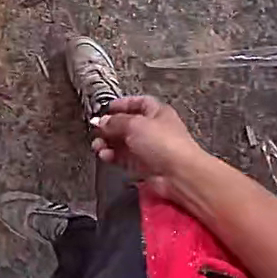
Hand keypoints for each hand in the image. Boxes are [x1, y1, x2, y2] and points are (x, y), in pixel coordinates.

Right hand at [91, 96, 213, 199]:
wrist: (178, 174)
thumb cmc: (166, 144)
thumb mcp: (135, 124)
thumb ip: (115, 121)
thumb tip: (102, 121)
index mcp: (157, 112)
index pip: (137, 103)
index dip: (121, 105)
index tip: (106, 109)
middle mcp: (154, 130)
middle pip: (127, 124)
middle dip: (110, 127)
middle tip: (97, 129)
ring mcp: (149, 148)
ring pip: (123, 143)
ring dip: (108, 143)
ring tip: (98, 145)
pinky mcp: (144, 166)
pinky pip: (124, 158)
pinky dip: (112, 156)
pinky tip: (105, 155)